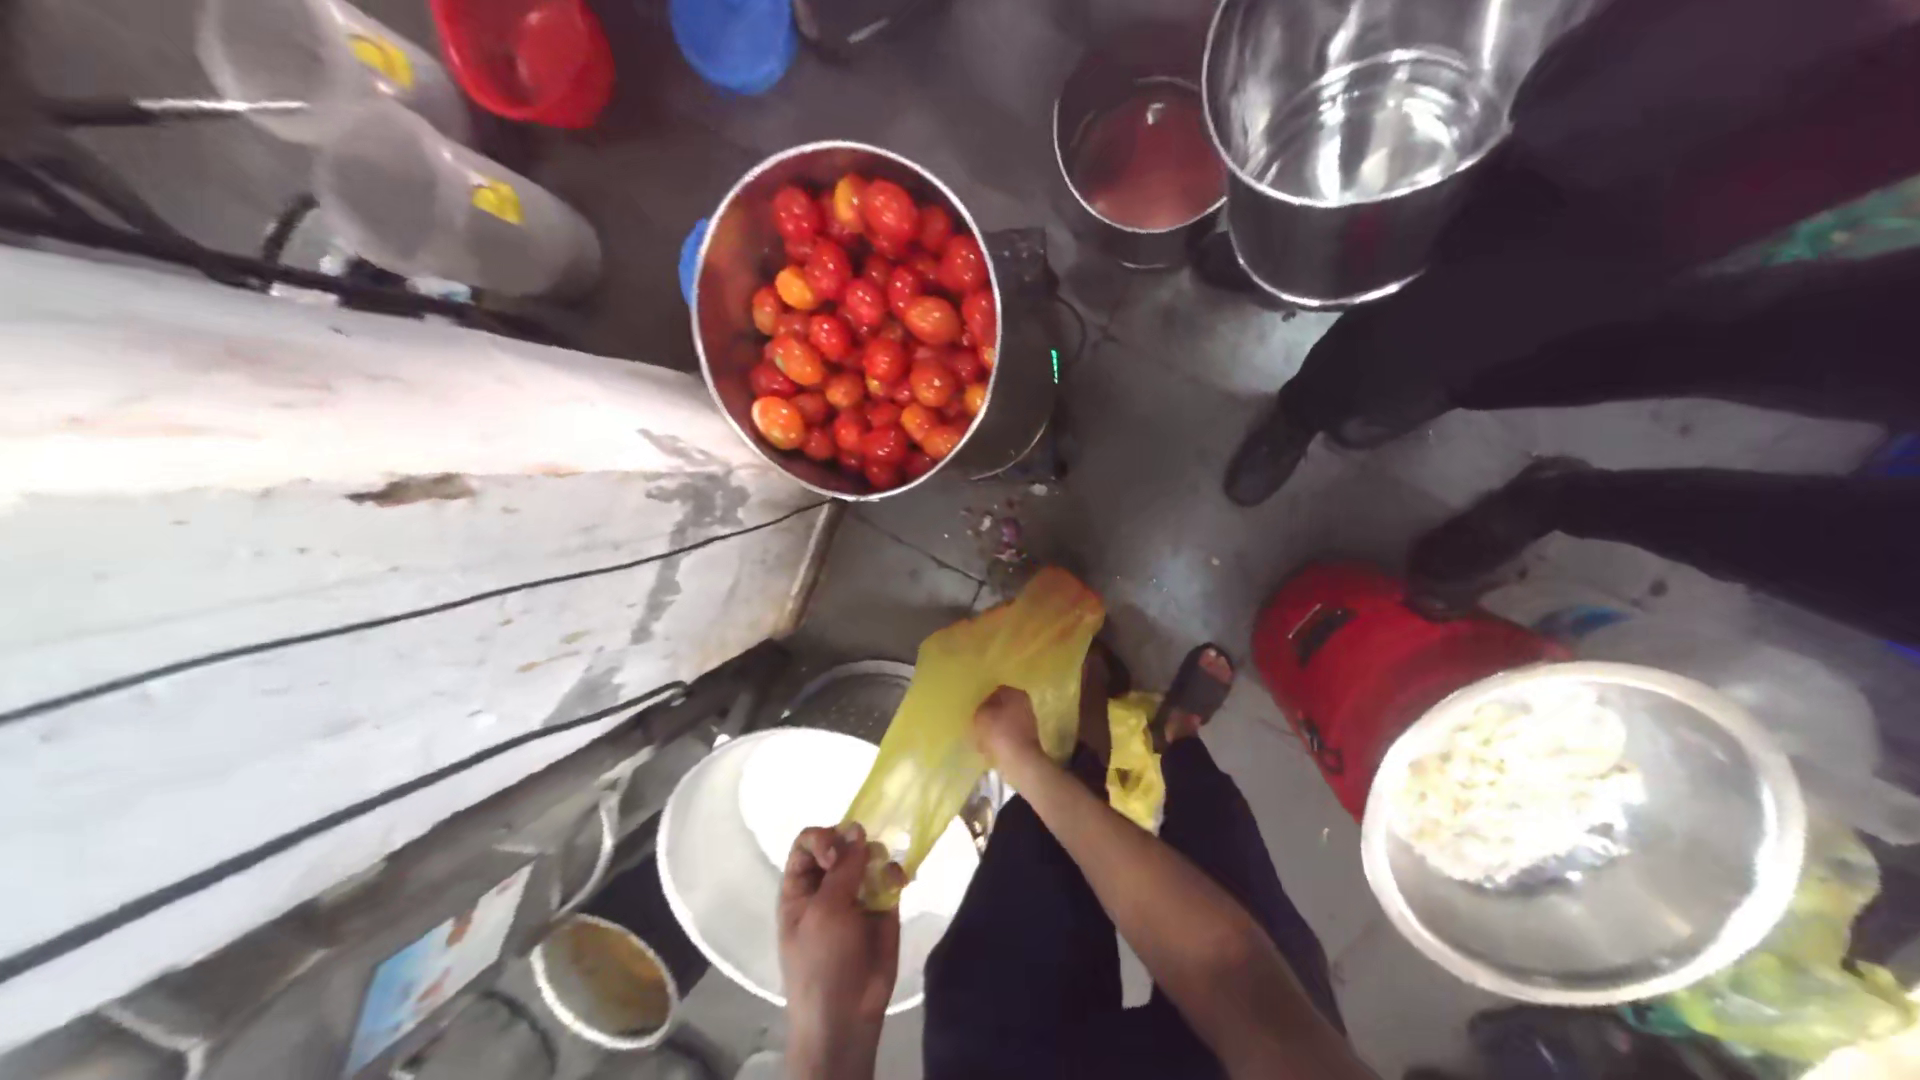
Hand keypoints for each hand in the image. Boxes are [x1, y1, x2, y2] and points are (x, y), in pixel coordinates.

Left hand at [778, 823, 899, 1077]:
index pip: (808, 842)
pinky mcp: (883, 906)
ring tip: (884, 873)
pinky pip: (889, 878)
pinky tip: (900, 882)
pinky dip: (895, 873)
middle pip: (841, 843)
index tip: (835, 855)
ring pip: (868, 856)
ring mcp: (856, 894)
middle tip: (866, 856)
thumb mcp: (824, 911)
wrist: (846, 1016)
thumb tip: (857, 828)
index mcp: (801, 886)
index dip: (823, 838)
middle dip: (855, 842)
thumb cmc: (821, 962)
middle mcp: (828, 885)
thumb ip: (843, 868)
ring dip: (878, 856)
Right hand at [972, 685, 1045, 771]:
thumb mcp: (981, 714)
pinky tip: (991, 749)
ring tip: (983, 740)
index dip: (984, 701)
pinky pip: (1009, 735)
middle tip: (979, 725)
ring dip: (994, 729)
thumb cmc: (998, 731)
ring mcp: (1028, 720)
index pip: (996, 691)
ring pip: (1005, 722)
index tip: (977, 712)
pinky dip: (1001, 740)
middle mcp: (1025, 703)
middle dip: (991, 716)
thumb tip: (985, 709)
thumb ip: (981, 707)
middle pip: (1002, 707)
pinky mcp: (1028, 737)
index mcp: (1015, 693)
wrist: (1019, 758)